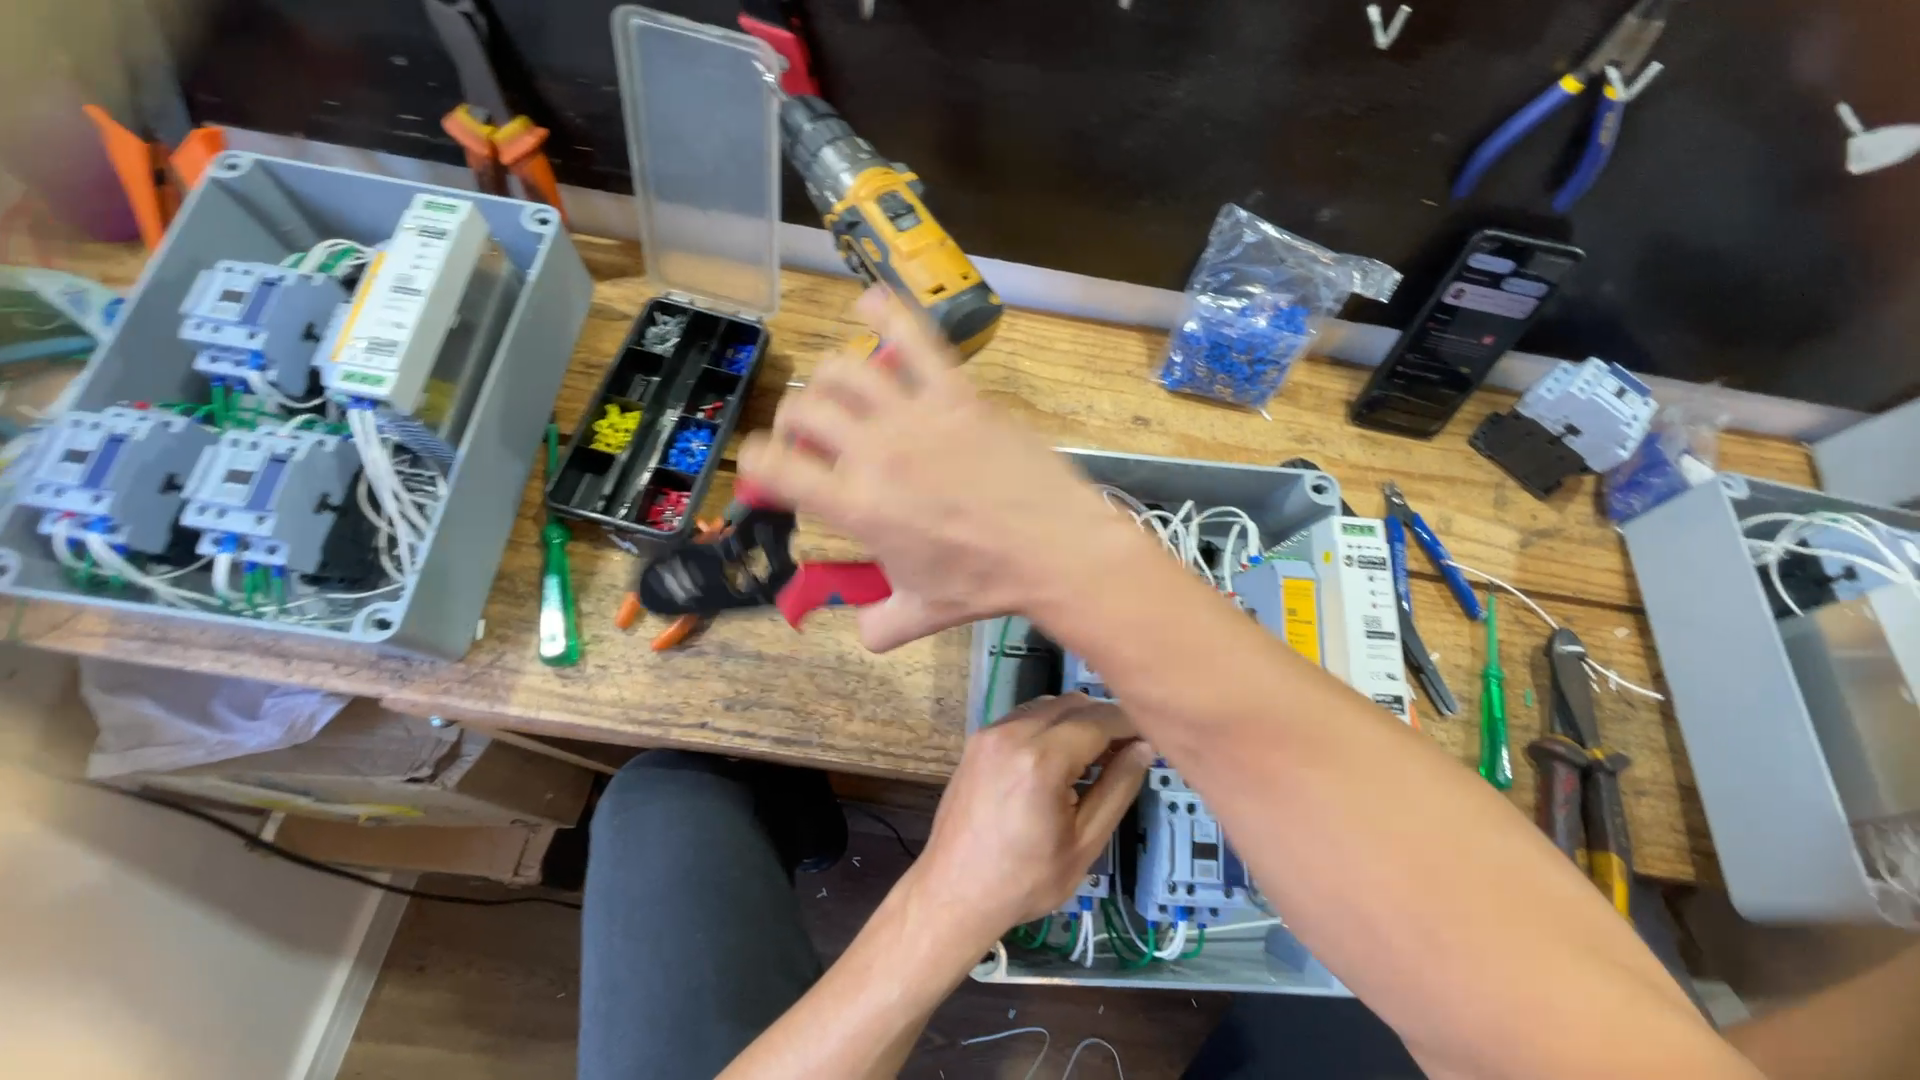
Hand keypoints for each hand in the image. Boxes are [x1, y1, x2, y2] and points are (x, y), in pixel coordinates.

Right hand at [738, 288, 1136, 650]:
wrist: (1055, 548)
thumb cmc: (986, 581)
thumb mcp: (923, 613)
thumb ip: (880, 624)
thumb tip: (863, 634)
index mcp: (857, 506)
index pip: (776, 468)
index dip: (758, 464)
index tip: (765, 467)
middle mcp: (874, 452)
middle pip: (803, 411)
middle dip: (792, 422)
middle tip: (808, 436)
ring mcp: (915, 416)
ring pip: (844, 370)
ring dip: (826, 377)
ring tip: (834, 389)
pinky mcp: (956, 393)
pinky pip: (915, 340)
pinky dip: (886, 314)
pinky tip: (869, 302)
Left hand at [904, 695, 1154, 947]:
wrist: (954, 892)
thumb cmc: (1025, 879)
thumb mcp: (1085, 842)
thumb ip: (1117, 788)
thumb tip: (1144, 748)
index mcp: (1042, 759)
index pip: (1100, 719)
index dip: (1131, 724)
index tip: (1152, 737)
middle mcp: (1013, 733)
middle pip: (1074, 703)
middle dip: (1105, 719)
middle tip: (1126, 750)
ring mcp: (990, 733)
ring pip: (1048, 704)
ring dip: (1076, 719)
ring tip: (1094, 757)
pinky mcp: (977, 741)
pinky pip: (1023, 716)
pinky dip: (1048, 725)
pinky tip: (1058, 758)